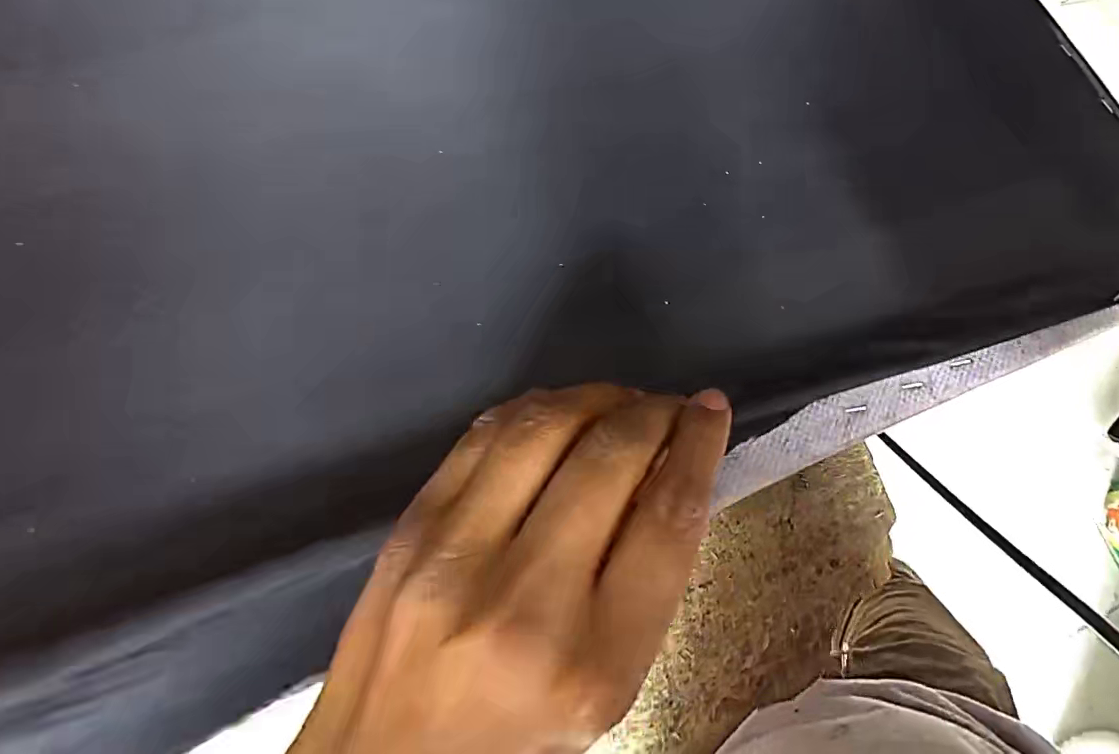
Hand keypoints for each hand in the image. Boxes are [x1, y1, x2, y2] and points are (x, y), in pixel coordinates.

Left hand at [288, 383, 731, 753]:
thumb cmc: (528, 730)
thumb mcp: (617, 676)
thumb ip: (653, 570)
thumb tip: (675, 459)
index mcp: (593, 659)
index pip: (669, 514)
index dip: (700, 443)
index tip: (712, 409)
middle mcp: (521, 602)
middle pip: (612, 455)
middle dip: (657, 411)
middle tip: (673, 407)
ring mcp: (450, 560)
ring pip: (547, 424)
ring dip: (601, 397)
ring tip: (623, 404)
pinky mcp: (406, 531)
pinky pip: (488, 431)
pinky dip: (543, 406)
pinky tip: (565, 413)